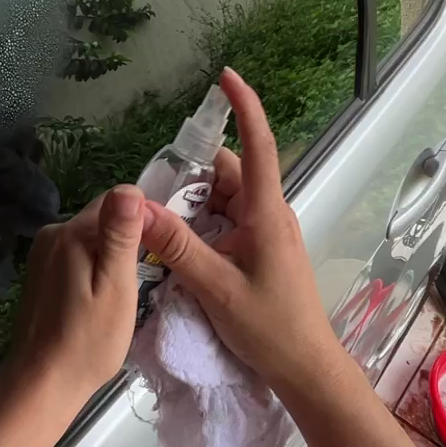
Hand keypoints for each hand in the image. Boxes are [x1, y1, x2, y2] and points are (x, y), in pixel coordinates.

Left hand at [7, 185, 144, 405]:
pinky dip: (91, 268)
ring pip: (89, 237)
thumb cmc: (88, 340)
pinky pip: (75, 254)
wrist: (41, 382)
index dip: (142, 222)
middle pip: (101, 219)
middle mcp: (52, 233)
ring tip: (120, 293)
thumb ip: (121, 235)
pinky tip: (98, 298)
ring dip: (108, 255)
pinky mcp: (39, 271)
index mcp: (71, 232)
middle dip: (124, 240)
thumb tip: (130, 188)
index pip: (117, 201)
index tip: (155, 254)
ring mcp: (42, 252)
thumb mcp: (116, 287)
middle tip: (140, 280)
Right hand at [137, 68, 345, 394]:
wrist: (306, 370)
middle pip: (229, 172)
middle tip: (153, 193)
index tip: (226, 76)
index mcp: (266, 212)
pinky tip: (178, 243)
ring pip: (224, 197)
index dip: (244, 107)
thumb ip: (178, 246)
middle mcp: (268, 213)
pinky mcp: (260, 247)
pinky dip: (201, 222)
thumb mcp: (216, 288)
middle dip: (191, 174)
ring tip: (159, 223)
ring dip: (194, 203)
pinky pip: (226, 219)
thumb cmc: (270, 327)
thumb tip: (139, 206)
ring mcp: (266, 230)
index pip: (259, 145)